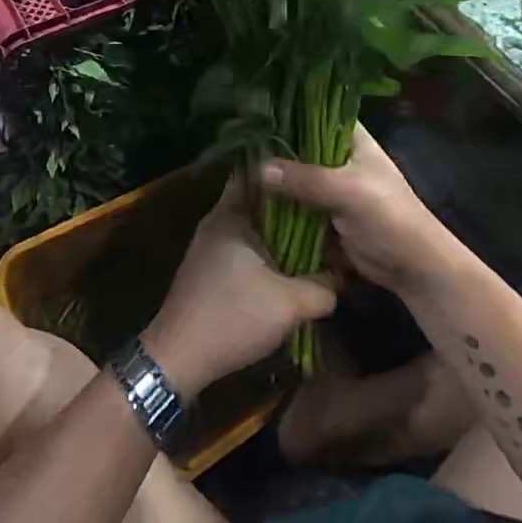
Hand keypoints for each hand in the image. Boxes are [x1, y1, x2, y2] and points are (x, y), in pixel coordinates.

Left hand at [141, 178, 337, 393]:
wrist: (181, 356)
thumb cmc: (233, 316)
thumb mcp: (290, 303)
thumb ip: (323, 287)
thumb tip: (340, 277)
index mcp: (229, 214)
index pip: (255, 172)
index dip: (283, 165)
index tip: (312, 167)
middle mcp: (217, 222)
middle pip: (258, 200)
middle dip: (290, 203)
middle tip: (325, 205)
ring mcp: (211, 246)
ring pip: (253, 227)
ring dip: (280, 232)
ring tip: (317, 234)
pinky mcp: (211, 269)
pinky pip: (245, 247)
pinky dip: (267, 251)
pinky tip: (291, 264)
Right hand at [258, 124, 463, 296]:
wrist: (412, 268)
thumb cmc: (389, 217)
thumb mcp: (348, 192)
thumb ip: (305, 178)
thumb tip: (259, 167)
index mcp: (352, 140)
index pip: (318, 111)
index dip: (291, 107)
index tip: (258, 105)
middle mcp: (339, 158)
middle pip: (300, 144)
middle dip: (274, 145)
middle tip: (239, 139)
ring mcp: (330, 186)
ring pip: (295, 175)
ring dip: (273, 175)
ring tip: (236, 164)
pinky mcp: (323, 213)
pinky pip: (294, 202)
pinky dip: (277, 201)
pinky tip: (249, 195)